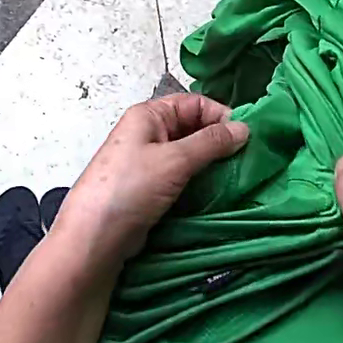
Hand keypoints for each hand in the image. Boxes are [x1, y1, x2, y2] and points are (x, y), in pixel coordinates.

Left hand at [49, 94, 249, 268]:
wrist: (95, 238)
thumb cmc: (130, 189)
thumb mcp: (174, 160)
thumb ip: (211, 142)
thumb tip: (245, 129)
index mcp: (148, 115)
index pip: (194, 104)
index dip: (220, 116)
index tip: (246, 137)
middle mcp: (148, 133)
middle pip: (193, 127)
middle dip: (219, 140)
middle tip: (247, 159)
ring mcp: (149, 162)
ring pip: (190, 154)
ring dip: (212, 163)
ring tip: (238, 177)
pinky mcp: (152, 188)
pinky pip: (183, 176)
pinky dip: (201, 181)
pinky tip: (219, 191)